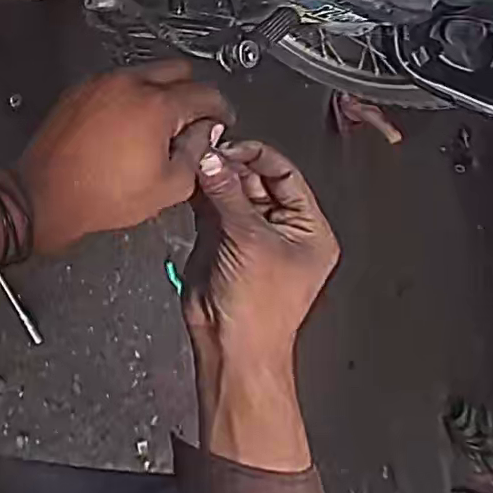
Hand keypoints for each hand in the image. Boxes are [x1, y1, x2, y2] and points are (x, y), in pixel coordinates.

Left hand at [16, 61, 231, 255]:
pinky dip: (130, 96)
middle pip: (177, 70)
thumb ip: (196, 151)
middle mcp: (128, 83)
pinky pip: (116, 82)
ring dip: (159, 92)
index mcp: (156, 104)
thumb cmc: (106, 195)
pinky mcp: (79, 89)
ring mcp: (100, 82)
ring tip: (158, 126)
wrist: (46, 194)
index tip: (221, 123)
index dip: (221, 110)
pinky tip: (128, 124)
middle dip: (192, 92)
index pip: (205, 93)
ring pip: (144, 73)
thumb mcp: (169, 185)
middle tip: (193, 120)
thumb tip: (204, 131)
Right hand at [182, 139, 338, 471]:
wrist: (230, 345)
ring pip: (229, 189)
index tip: (228, 147)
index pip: (285, 174)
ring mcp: (247, 230)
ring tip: (191, 161)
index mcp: (307, 227)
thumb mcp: (249, 241)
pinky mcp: (218, 236)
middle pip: (254, 178)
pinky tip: (185, 178)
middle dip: (229, 164)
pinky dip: (197, 190)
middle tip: (204, 152)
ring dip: (211, 175)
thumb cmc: (259, 305)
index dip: (257, 156)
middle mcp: (279, 225)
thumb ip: (228, 193)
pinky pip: (209, 203)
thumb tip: (210, 156)